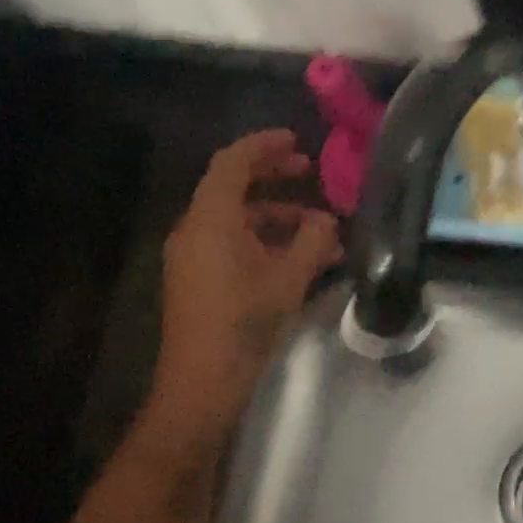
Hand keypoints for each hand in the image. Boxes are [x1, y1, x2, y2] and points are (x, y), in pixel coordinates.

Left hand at [150, 130, 341, 444]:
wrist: (204, 380)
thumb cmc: (246, 321)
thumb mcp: (290, 277)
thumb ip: (312, 239)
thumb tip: (327, 219)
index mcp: (211, 220)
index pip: (232, 163)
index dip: (263, 146)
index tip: (298, 141)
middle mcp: (196, 230)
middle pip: (233, 187)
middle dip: (273, 176)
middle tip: (310, 173)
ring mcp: (195, 256)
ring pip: (239, 219)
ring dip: (280, 216)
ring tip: (323, 230)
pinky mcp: (201, 278)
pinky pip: (235, 243)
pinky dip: (267, 240)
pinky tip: (304, 258)